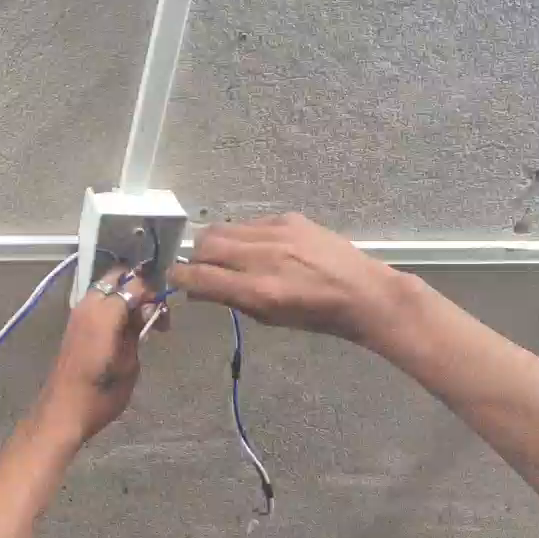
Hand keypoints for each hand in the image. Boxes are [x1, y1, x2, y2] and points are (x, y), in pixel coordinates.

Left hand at [31, 267, 153, 445]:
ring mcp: (78, 311)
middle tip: (152, 311)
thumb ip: (137, 330)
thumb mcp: (130, 363)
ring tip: (140, 321)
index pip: (134, 284)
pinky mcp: (74, 322)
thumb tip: (146, 310)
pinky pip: (96, 301)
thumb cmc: (101, 393)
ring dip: (123, 295)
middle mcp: (88, 304)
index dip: (152, 292)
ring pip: (105, 287)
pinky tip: (123, 326)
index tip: (163, 312)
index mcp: (105, 313)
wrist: (63, 410)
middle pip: (116, 277)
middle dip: (136, 287)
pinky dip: (112, 304)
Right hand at [168, 214, 416, 344]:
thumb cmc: (316, 316)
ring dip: (215, 243)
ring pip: (221, 228)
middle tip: (202, 267)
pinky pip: (248, 223)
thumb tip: (198, 288)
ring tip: (225, 254)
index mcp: (258, 290)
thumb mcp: (270, 318)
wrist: (364, 293)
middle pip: (205, 245)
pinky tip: (257, 246)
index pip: (200, 276)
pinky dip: (243, 235)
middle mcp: (262, 257)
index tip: (174, 278)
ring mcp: (275, 233)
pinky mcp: (287, 218)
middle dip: (195, 257)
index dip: (179, 276)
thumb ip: (232, 300)